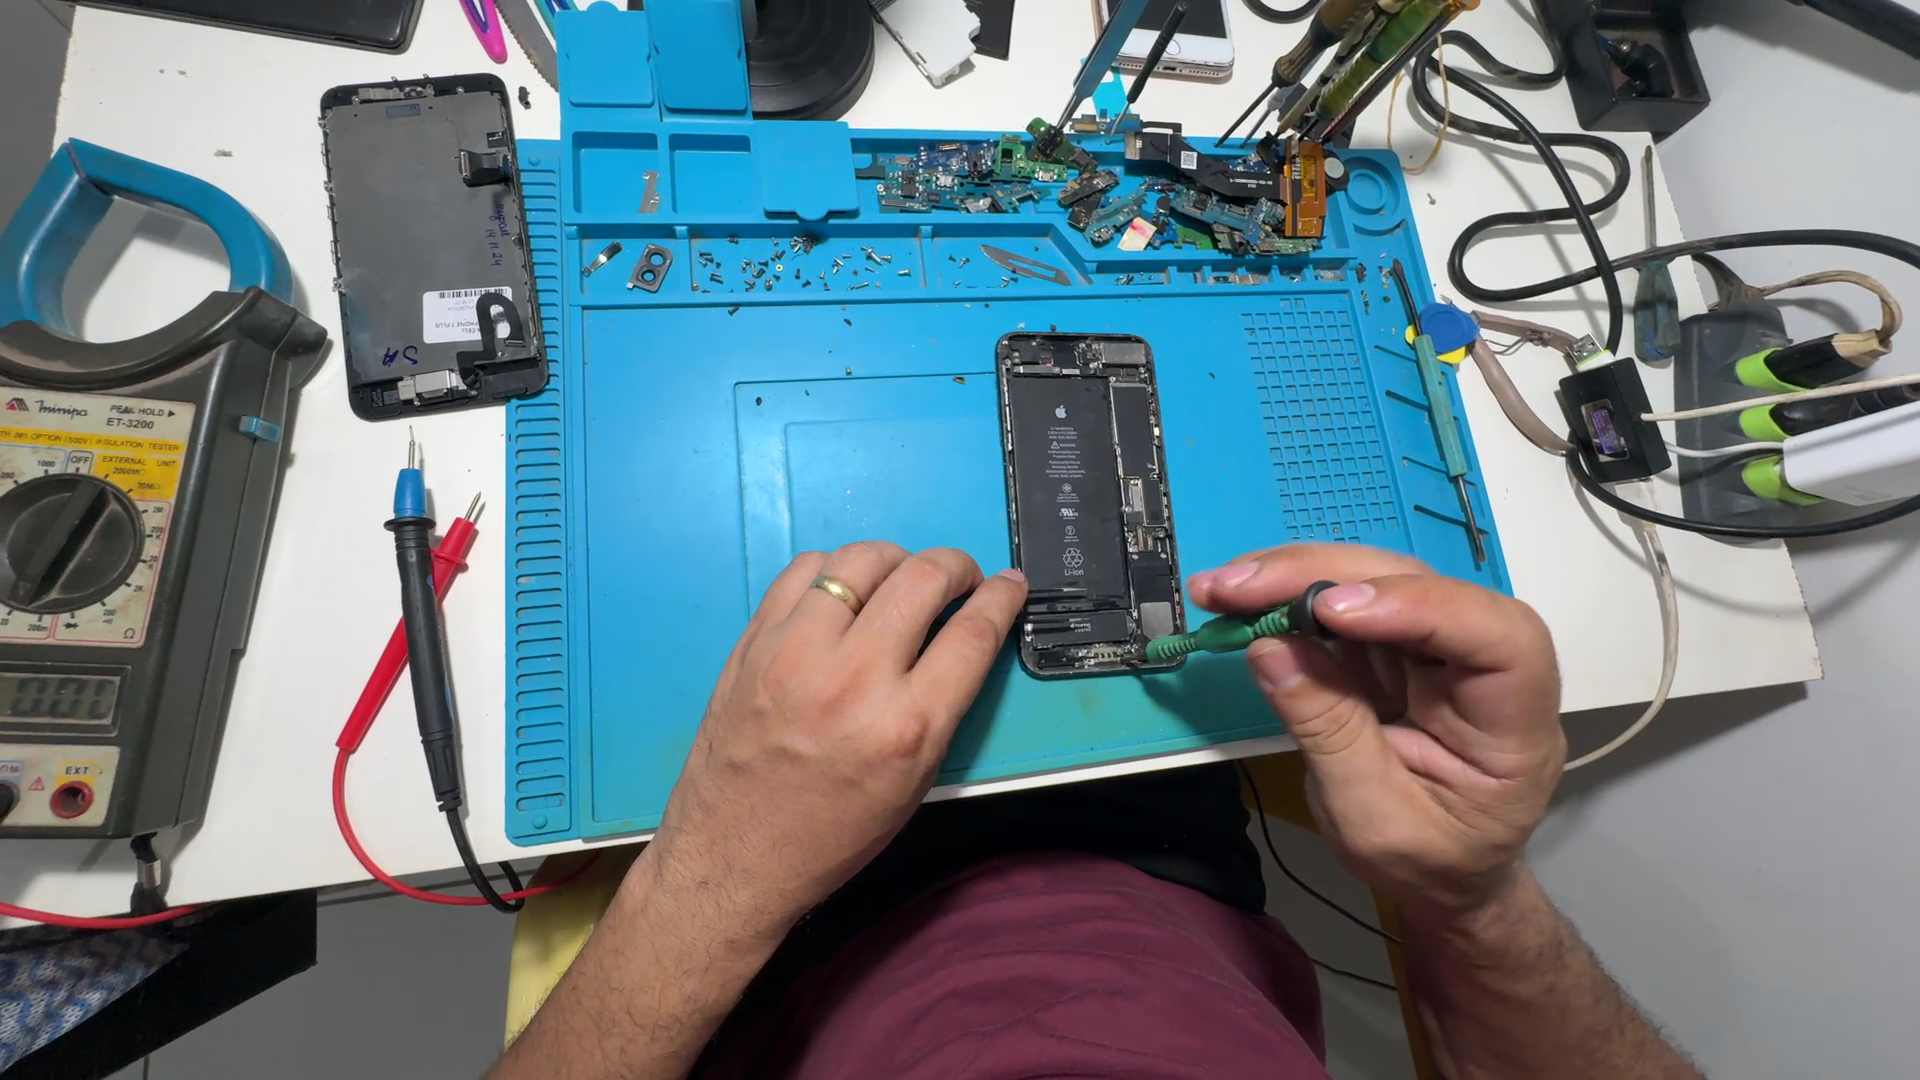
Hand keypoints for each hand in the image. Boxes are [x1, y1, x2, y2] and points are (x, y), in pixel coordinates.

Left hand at [645, 542, 1026, 941]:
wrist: (734, 855)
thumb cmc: (838, 830)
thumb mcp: (916, 779)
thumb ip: (946, 699)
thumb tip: (968, 629)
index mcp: (906, 726)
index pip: (973, 632)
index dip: (1001, 597)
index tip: (1009, 584)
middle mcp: (853, 678)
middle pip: (923, 578)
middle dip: (957, 566)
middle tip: (960, 579)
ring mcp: (795, 652)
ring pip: (861, 560)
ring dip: (898, 559)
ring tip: (903, 579)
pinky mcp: (755, 641)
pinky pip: (804, 570)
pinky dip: (837, 570)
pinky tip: (845, 592)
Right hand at [1188, 544, 1563, 914]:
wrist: (1434, 870)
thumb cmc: (1425, 859)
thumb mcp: (1372, 820)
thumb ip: (1328, 735)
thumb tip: (1267, 648)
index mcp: (1512, 723)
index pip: (1497, 638)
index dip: (1419, 607)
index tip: (1329, 610)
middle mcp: (1478, 663)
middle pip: (1414, 585)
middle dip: (1318, 575)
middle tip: (1234, 586)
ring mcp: (1427, 645)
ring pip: (1366, 579)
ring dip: (1286, 576)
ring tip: (1218, 588)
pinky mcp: (1382, 642)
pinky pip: (1332, 602)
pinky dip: (1278, 597)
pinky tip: (1236, 600)